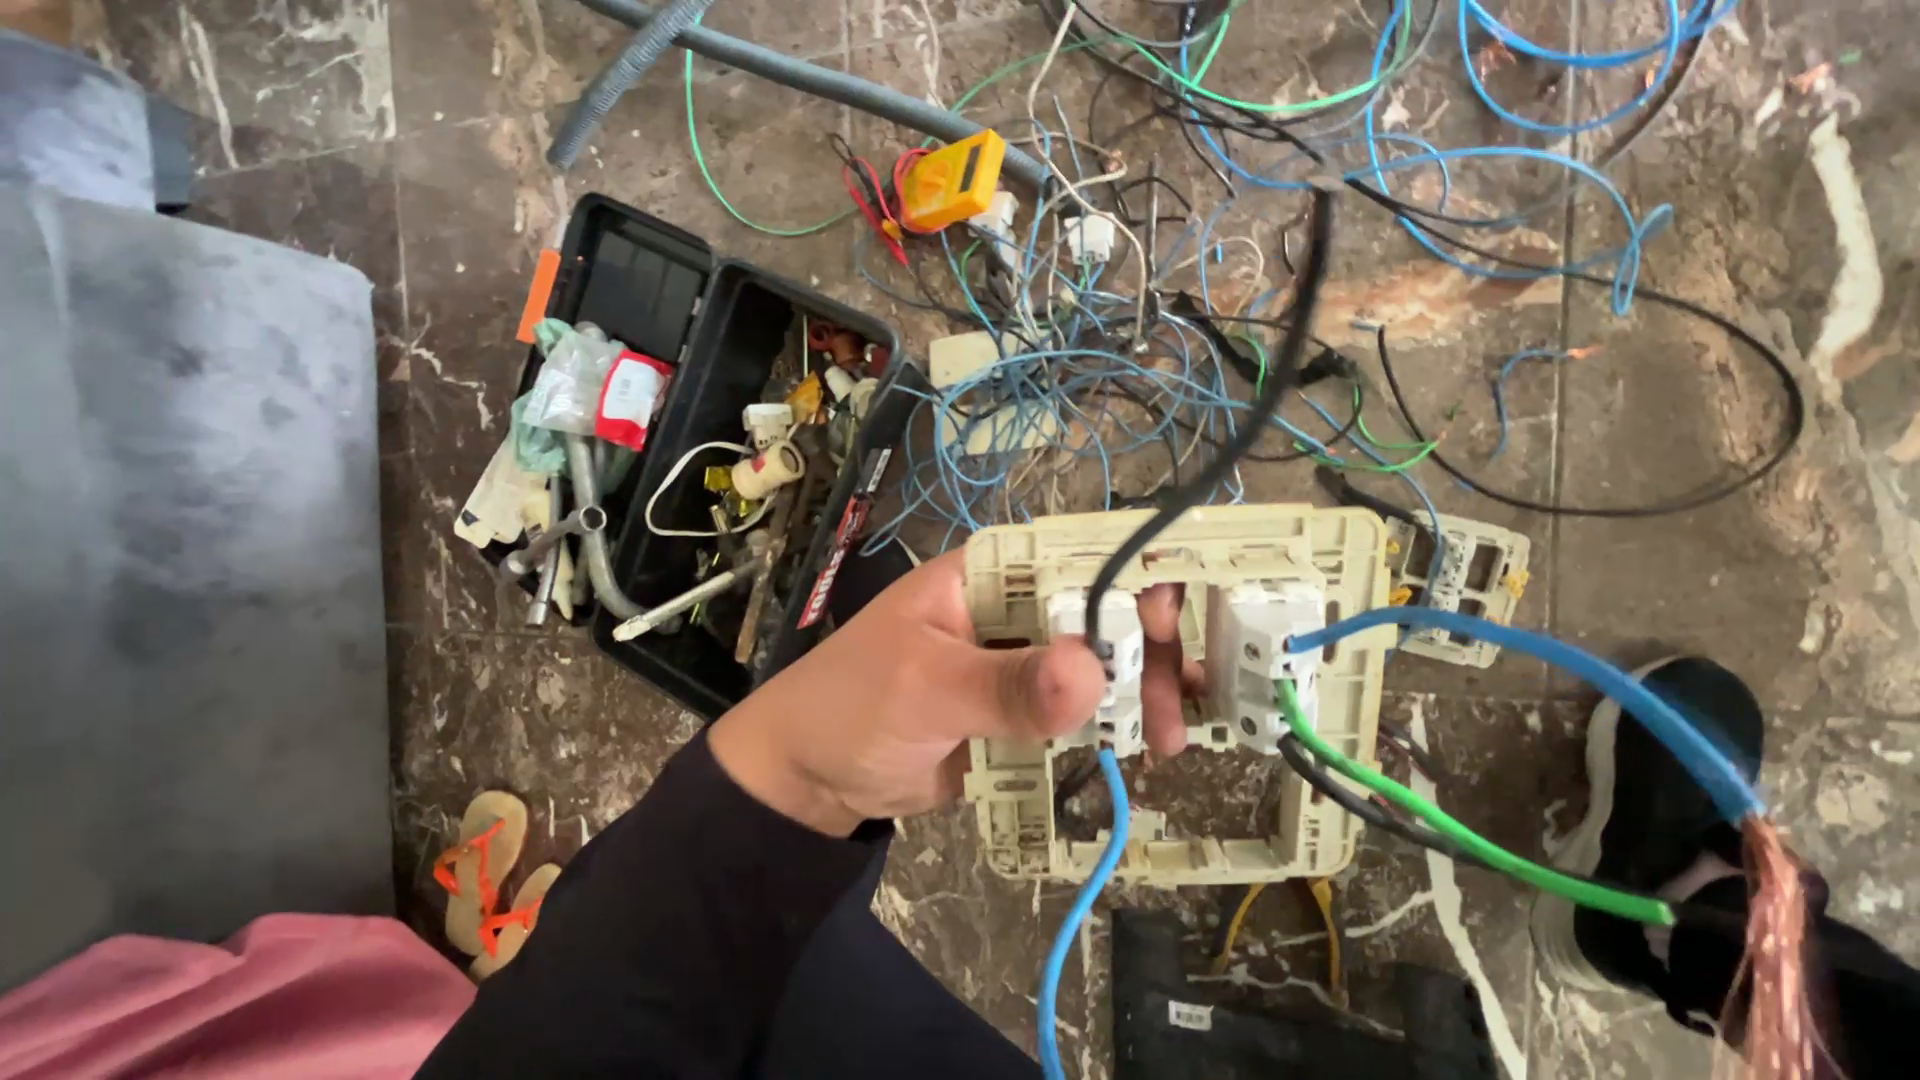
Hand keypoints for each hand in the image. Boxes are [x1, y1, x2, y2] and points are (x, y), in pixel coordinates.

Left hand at [708, 551, 1197, 835]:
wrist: (811, 779)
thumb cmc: (850, 707)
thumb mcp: (923, 688)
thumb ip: (1004, 685)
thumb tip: (1090, 673)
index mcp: (987, 578)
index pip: (1072, 557)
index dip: (1130, 575)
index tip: (1167, 622)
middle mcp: (1012, 612)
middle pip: (1100, 613)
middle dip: (1143, 650)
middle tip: (1174, 702)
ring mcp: (1020, 667)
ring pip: (1099, 666)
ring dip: (1140, 695)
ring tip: (1173, 739)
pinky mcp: (1022, 716)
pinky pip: (1080, 715)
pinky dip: (1114, 729)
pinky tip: (1147, 750)